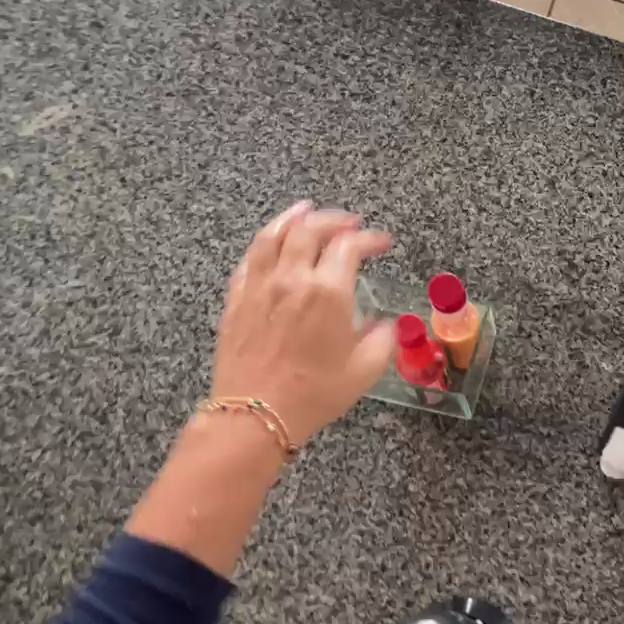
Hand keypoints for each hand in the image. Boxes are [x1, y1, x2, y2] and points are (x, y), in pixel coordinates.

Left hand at [210, 200, 396, 444]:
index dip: (369, 238)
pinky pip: (250, 258)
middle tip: (350, 221)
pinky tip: (272, 241)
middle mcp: (293, 279)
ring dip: (293, 217)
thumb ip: (383, 337)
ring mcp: (260, 286)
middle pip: (310, 229)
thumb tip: (386, 324)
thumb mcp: (367, 368)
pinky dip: (265, 242)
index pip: (349, 246)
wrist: (257, 414)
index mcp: (329, 292)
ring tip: (306, 210)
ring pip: (274, 235)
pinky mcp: (237, 299)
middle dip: (334, 219)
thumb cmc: (316, 393)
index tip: (382, 242)